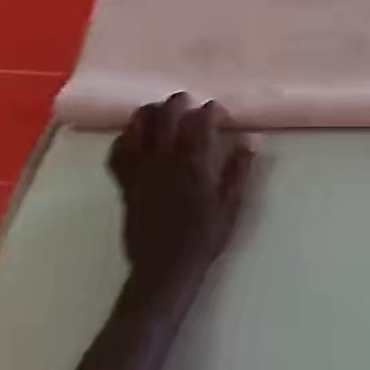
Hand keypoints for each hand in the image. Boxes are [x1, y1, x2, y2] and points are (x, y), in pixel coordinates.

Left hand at [107, 93, 254, 286]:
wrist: (165, 268)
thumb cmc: (204, 237)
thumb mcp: (231, 204)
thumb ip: (239, 168)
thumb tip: (251, 139)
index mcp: (194, 163)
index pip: (200, 121)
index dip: (211, 110)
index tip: (218, 111)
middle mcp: (164, 158)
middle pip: (166, 114)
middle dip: (179, 102)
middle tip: (190, 103)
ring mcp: (140, 168)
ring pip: (137, 125)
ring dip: (151, 112)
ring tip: (161, 113)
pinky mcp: (124, 181)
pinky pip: (117, 150)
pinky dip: (125, 137)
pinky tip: (135, 137)